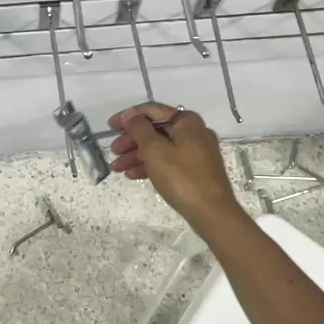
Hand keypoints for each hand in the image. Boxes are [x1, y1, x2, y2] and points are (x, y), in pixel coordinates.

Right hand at [108, 103, 243, 233]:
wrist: (212, 213)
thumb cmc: (181, 177)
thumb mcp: (154, 150)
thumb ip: (139, 129)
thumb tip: (130, 115)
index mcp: (186, 121)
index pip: (151, 110)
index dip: (128, 117)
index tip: (110, 126)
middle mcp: (193, 132)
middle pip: (155, 130)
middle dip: (131, 140)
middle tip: (113, 151)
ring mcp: (196, 152)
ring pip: (160, 147)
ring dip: (136, 155)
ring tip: (117, 168)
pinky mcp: (195, 170)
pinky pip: (168, 161)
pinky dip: (150, 165)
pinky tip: (133, 175)